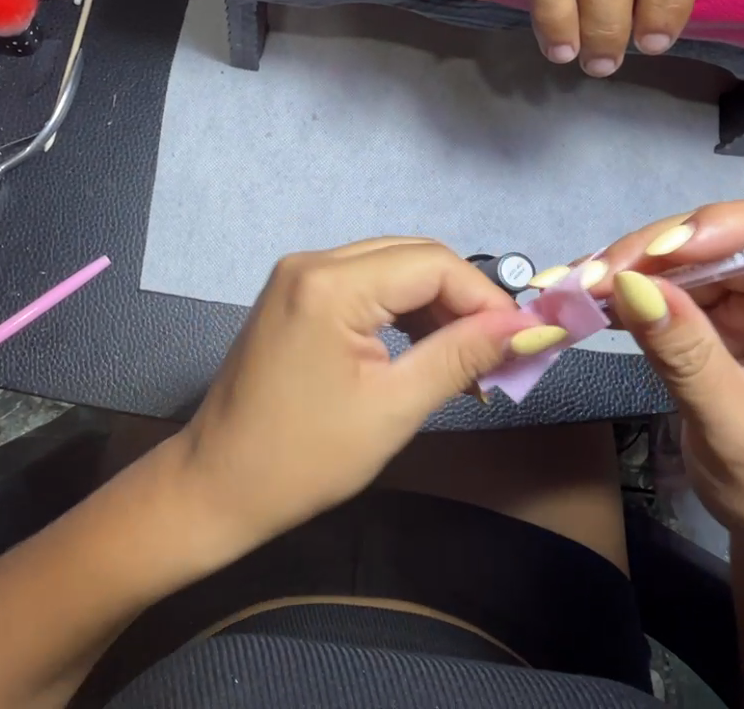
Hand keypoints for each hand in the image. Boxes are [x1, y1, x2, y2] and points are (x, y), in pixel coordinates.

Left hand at [171, 238, 544, 546]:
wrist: (218, 483)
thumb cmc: (305, 458)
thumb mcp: (394, 407)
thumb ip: (461, 356)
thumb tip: (525, 328)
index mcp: (330, 283)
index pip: (432, 264)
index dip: (485, 298)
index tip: (522, 341)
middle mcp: (311, 262)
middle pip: (412, 258)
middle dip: (462, 301)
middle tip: (498, 355)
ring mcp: (297, 276)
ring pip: (389, 269)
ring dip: (433, 307)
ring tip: (467, 361)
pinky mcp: (293, 296)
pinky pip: (362, 286)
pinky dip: (399, 312)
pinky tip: (424, 349)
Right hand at [593, 201, 743, 577]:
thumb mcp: (736, 434)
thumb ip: (686, 356)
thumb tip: (628, 283)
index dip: (732, 228)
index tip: (658, 251)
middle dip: (667, 250)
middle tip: (598, 272)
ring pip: (709, 262)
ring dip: (645, 269)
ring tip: (586, 284)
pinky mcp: (743, 328)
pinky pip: (691, 292)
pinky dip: (645, 293)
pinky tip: (602, 300)